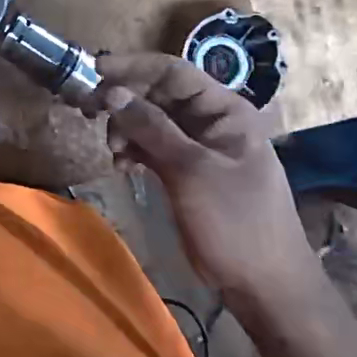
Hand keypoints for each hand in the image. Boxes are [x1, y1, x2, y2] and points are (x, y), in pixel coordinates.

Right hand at [97, 53, 312, 296]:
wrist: (266, 289)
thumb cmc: (236, 223)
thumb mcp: (191, 171)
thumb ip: (151, 127)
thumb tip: (111, 91)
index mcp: (224, 109)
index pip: (173, 71)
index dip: (133, 67)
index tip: (93, 70)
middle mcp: (211, 120)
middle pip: (159, 94)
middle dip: (125, 101)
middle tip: (89, 113)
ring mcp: (199, 147)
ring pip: (152, 121)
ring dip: (126, 129)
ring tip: (112, 152)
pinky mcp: (187, 171)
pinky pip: (153, 147)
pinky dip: (134, 151)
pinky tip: (121, 167)